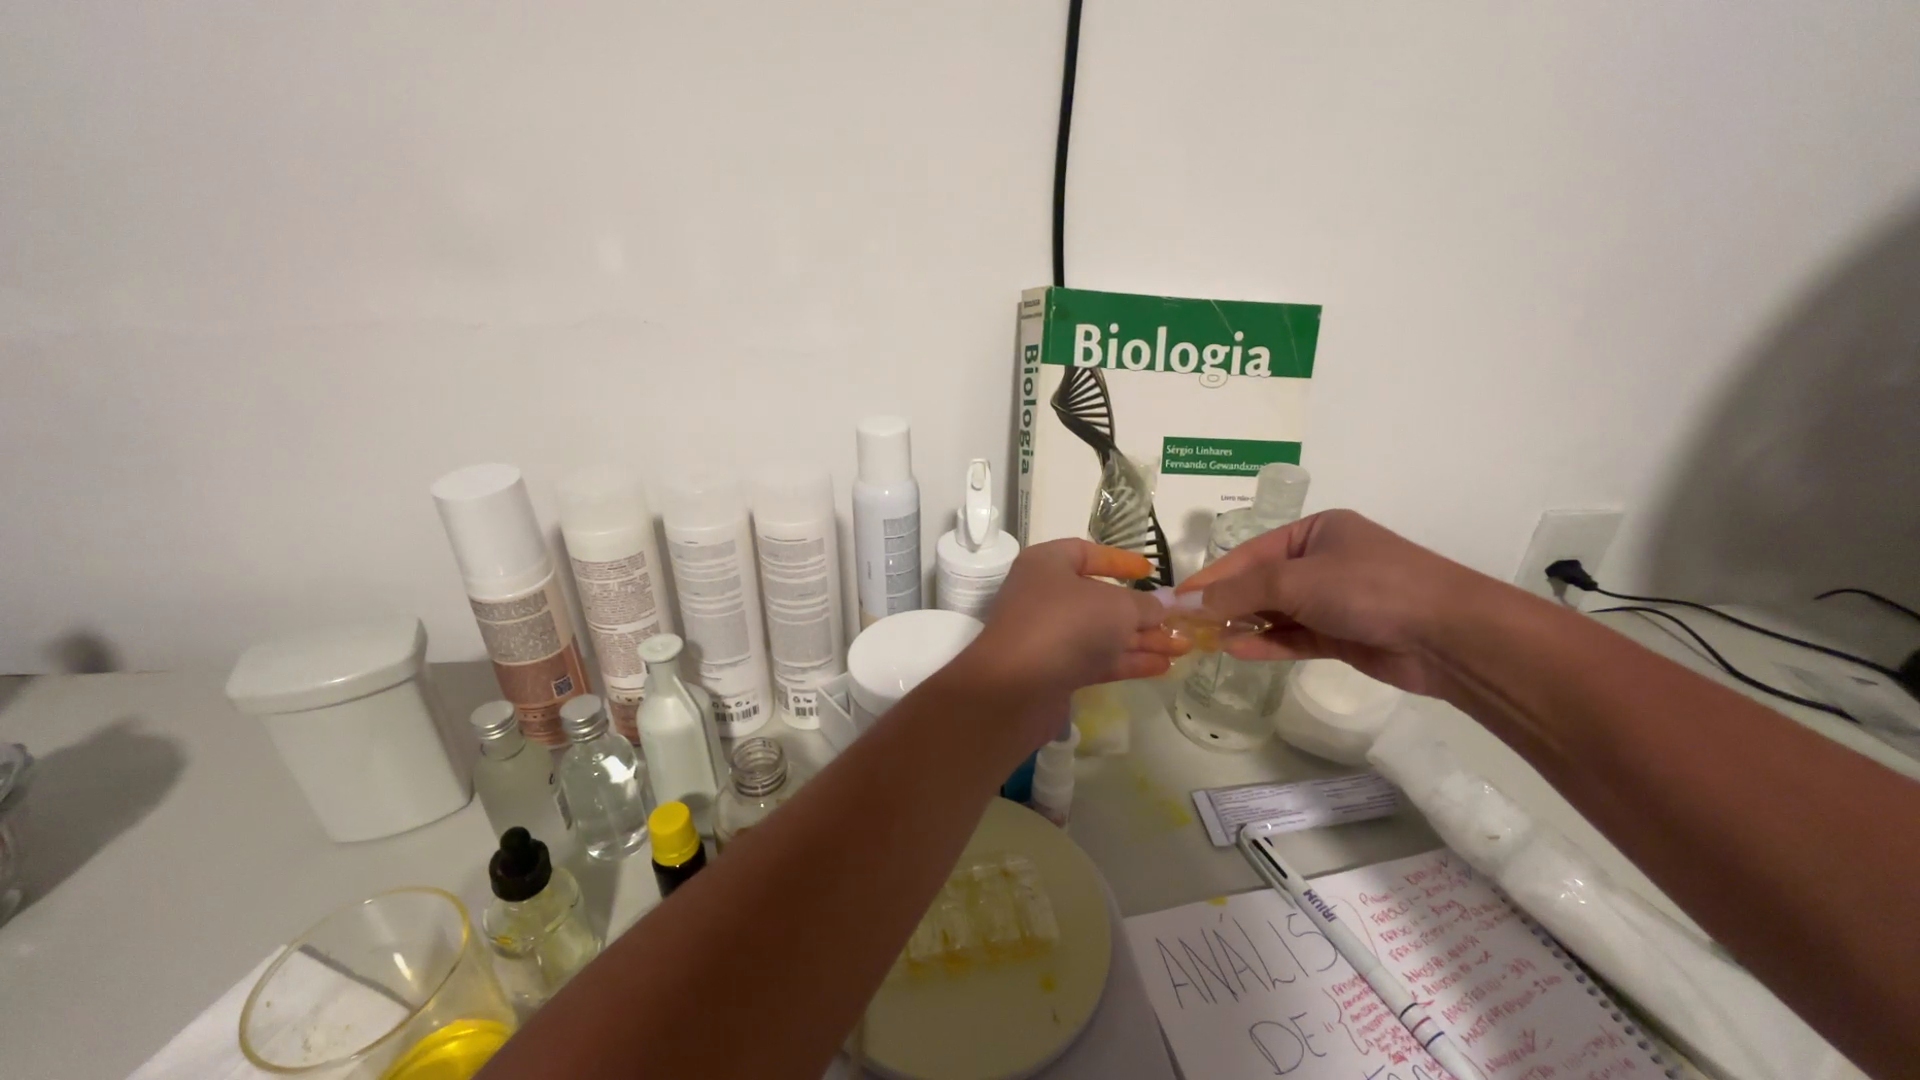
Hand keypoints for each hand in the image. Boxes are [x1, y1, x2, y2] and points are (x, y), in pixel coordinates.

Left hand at [947, 539, 1185, 755]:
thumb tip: (1163, 605)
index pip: (1085, 552)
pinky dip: (1127, 661)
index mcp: (1047, 564)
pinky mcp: (1053, 670)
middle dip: (1141, 611)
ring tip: (1182, 647)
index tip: (1150, 572)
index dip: (1119, 561)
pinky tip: (1162, 667)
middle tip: (1179, 620)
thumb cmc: (1065, 625)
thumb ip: (1144, 605)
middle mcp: (1043, 595)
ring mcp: (1047, 635)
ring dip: (1141, 639)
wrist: (1015, 688)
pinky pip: (1096, 659)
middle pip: (1099, 598)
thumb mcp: (1116, 606)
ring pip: (1101, 632)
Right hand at [1177, 509, 1490, 697]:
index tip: (1177, 599)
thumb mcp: (1296, 579)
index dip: (1212, 577)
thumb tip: (1188, 603)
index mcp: (1316, 532)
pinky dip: (1267, 643)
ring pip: (1276, 612)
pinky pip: (1295, 636)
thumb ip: (1239, 592)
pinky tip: (1236, 652)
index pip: (1250, 553)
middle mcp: (1323, 562)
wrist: (1448, 635)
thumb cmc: (1370, 587)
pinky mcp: (1343, 635)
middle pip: (1261, 582)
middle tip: (1185, 625)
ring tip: (1204, 641)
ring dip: (1243, 625)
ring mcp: (1335, 599)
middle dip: (1225, 603)